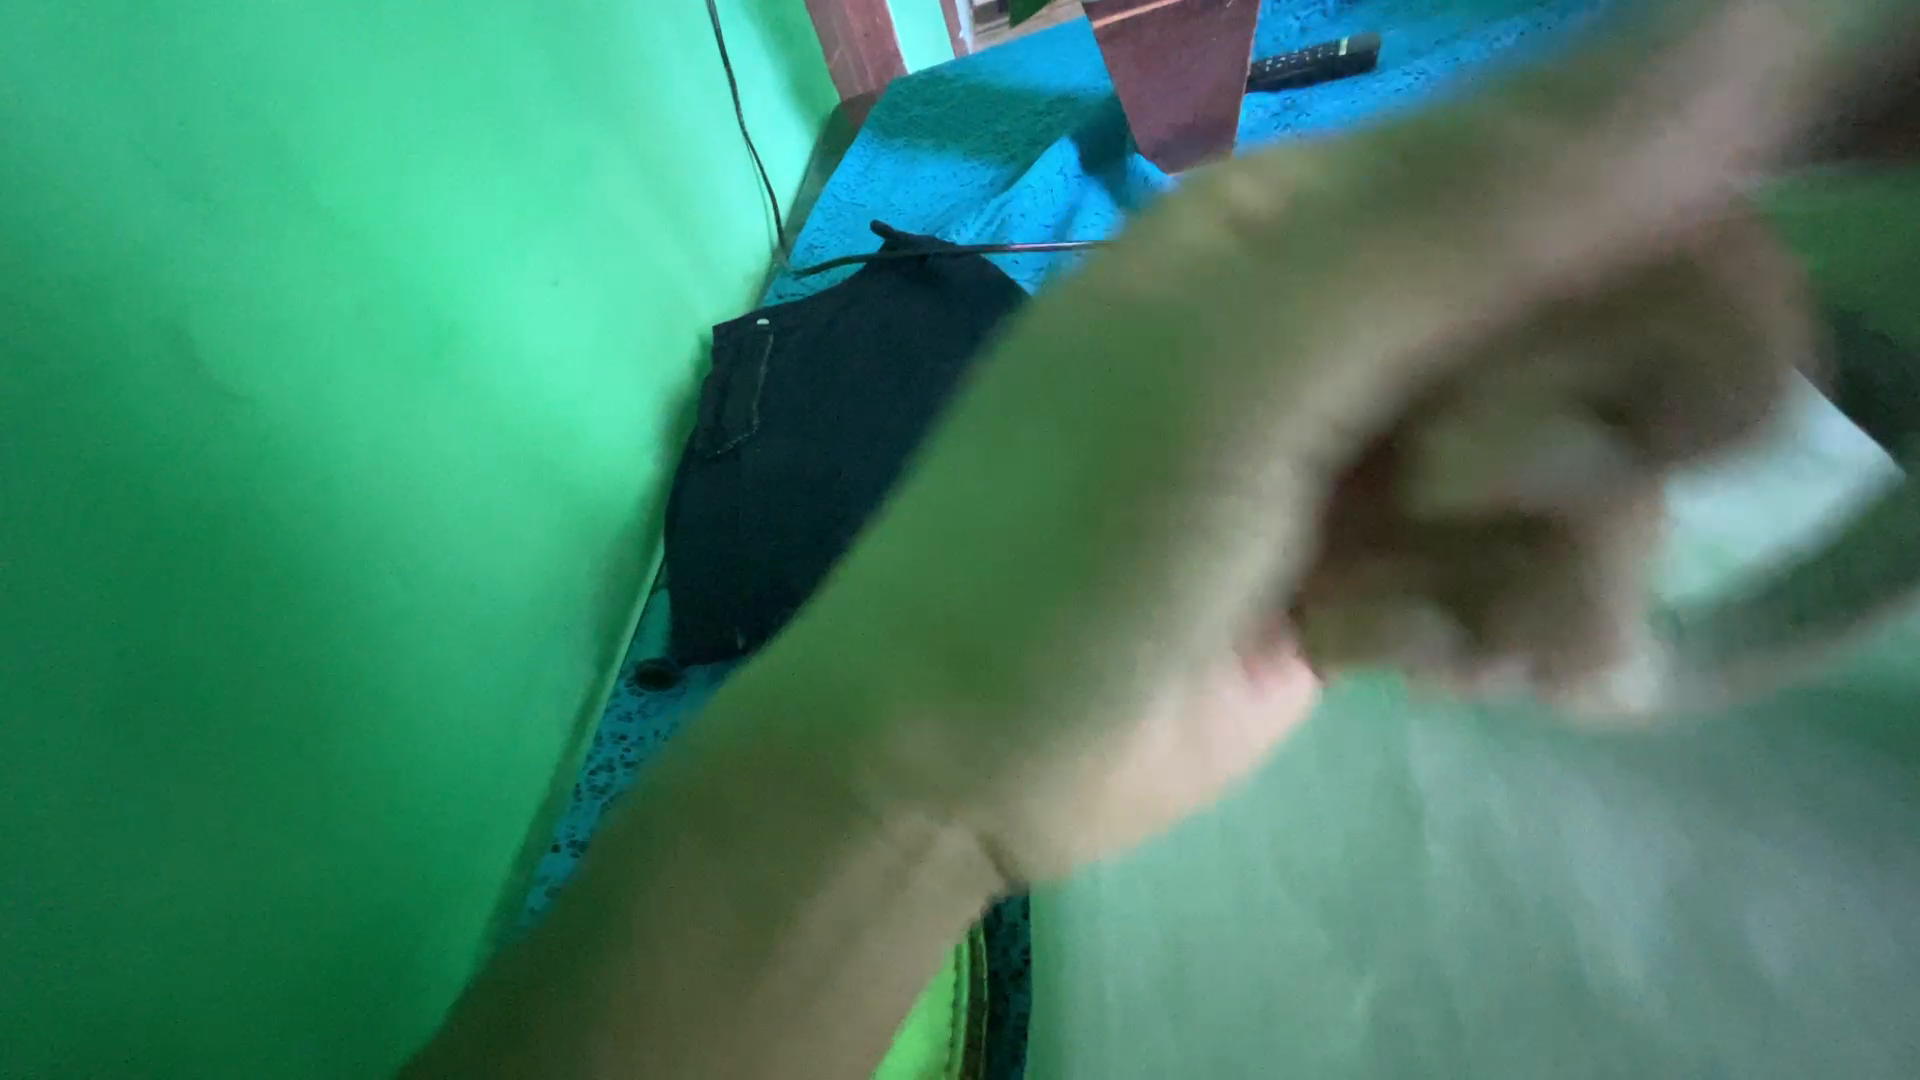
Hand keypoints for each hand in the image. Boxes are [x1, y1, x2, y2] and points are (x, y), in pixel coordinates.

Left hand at [729, 4, 1858, 886]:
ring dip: (1531, 563)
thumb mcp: (1232, 380)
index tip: (1540, 387)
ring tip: (1377, 622)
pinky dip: (1489, 630)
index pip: (1574, 164)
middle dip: (1568, 435)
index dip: (1639, 261)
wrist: (972, 746)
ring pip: (1594, 473)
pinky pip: (1535, 577)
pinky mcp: (1378, 576)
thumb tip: (1740, 26)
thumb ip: (1452, 230)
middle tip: (1441, 496)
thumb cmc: (1057, 556)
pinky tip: (1382, 660)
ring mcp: (1364, 460)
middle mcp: (1342, 325)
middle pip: (1615, 321)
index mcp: (1295, 228)